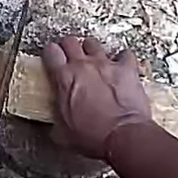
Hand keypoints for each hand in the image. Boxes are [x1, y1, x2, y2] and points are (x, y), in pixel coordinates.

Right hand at [41, 37, 154, 160]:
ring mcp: (106, 64)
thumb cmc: (93, 136)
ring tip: (94, 59)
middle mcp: (84, 65)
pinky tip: (122, 65)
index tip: (52, 57)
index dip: (51, 53)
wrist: (123, 135)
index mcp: (64, 78)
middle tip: (70, 56)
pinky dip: (122, 58)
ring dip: (91, 50)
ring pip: (93, 43)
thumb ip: (57, 112)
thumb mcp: (63, 130)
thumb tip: (56, 114)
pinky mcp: (126, 68)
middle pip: (71, 41)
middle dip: (69, 47)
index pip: (51, 52)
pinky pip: (124, 54)